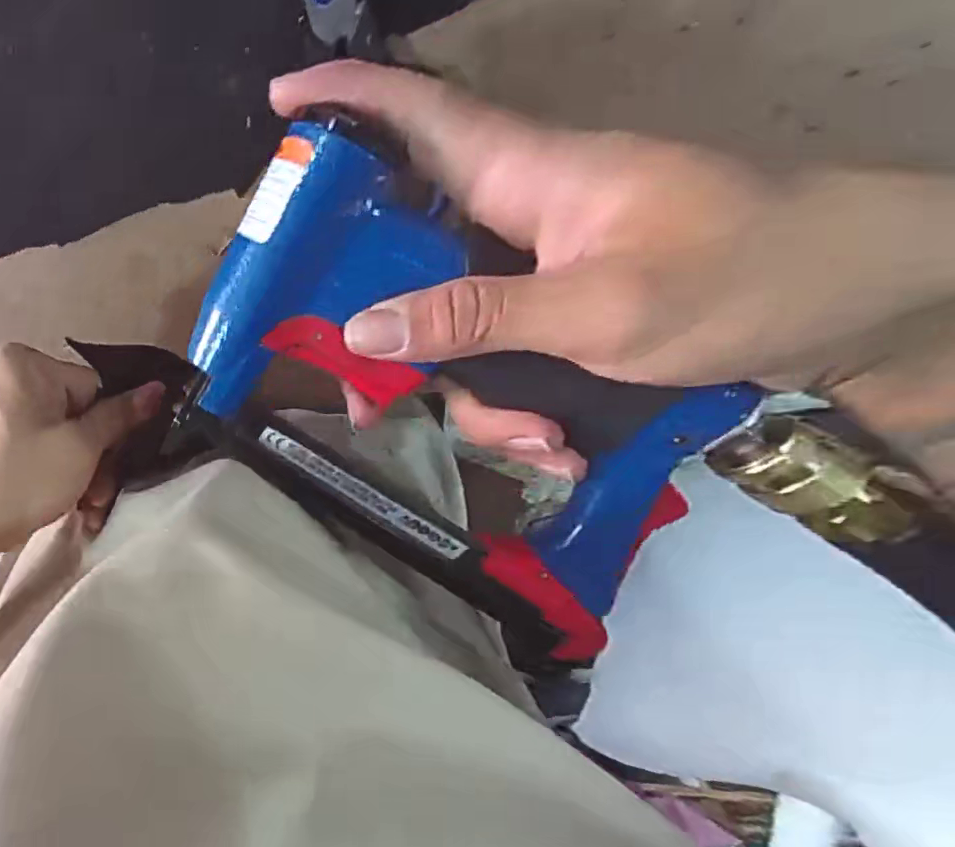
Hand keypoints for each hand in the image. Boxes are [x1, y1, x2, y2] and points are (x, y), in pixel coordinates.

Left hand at [0, 343, 162, 558]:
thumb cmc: (23, 480)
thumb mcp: (80, 447)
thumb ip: (120, 416)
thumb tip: (158, 388)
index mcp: (24, 362)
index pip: (93, 388)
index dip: (107, 429)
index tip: (114, 465)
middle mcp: (10, 375)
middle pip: (79, 412)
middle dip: (96, 456)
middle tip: (101, 494)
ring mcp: (2, 406)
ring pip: (64, 433)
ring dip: (83, 470)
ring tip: (89, 505)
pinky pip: (42, 444)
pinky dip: (59, 471)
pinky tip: (72, 501)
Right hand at [269, 61, 954, 478]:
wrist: (865, 309)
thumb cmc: (752, 273)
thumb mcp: (602, 306)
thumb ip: (473, 316)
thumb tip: (357, 332)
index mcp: (522, 176)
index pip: (419, 117)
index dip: (347, 102)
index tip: (281, 101)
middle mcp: (504, 221)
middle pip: (396, 262)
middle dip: (378, 340)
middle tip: (362, 396)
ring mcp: (518, 274)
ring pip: (439, 334)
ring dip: (469, 402)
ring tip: (535, 440)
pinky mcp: (536, 318)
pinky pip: (484, 366)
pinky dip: (511, 415)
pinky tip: (556, 445)